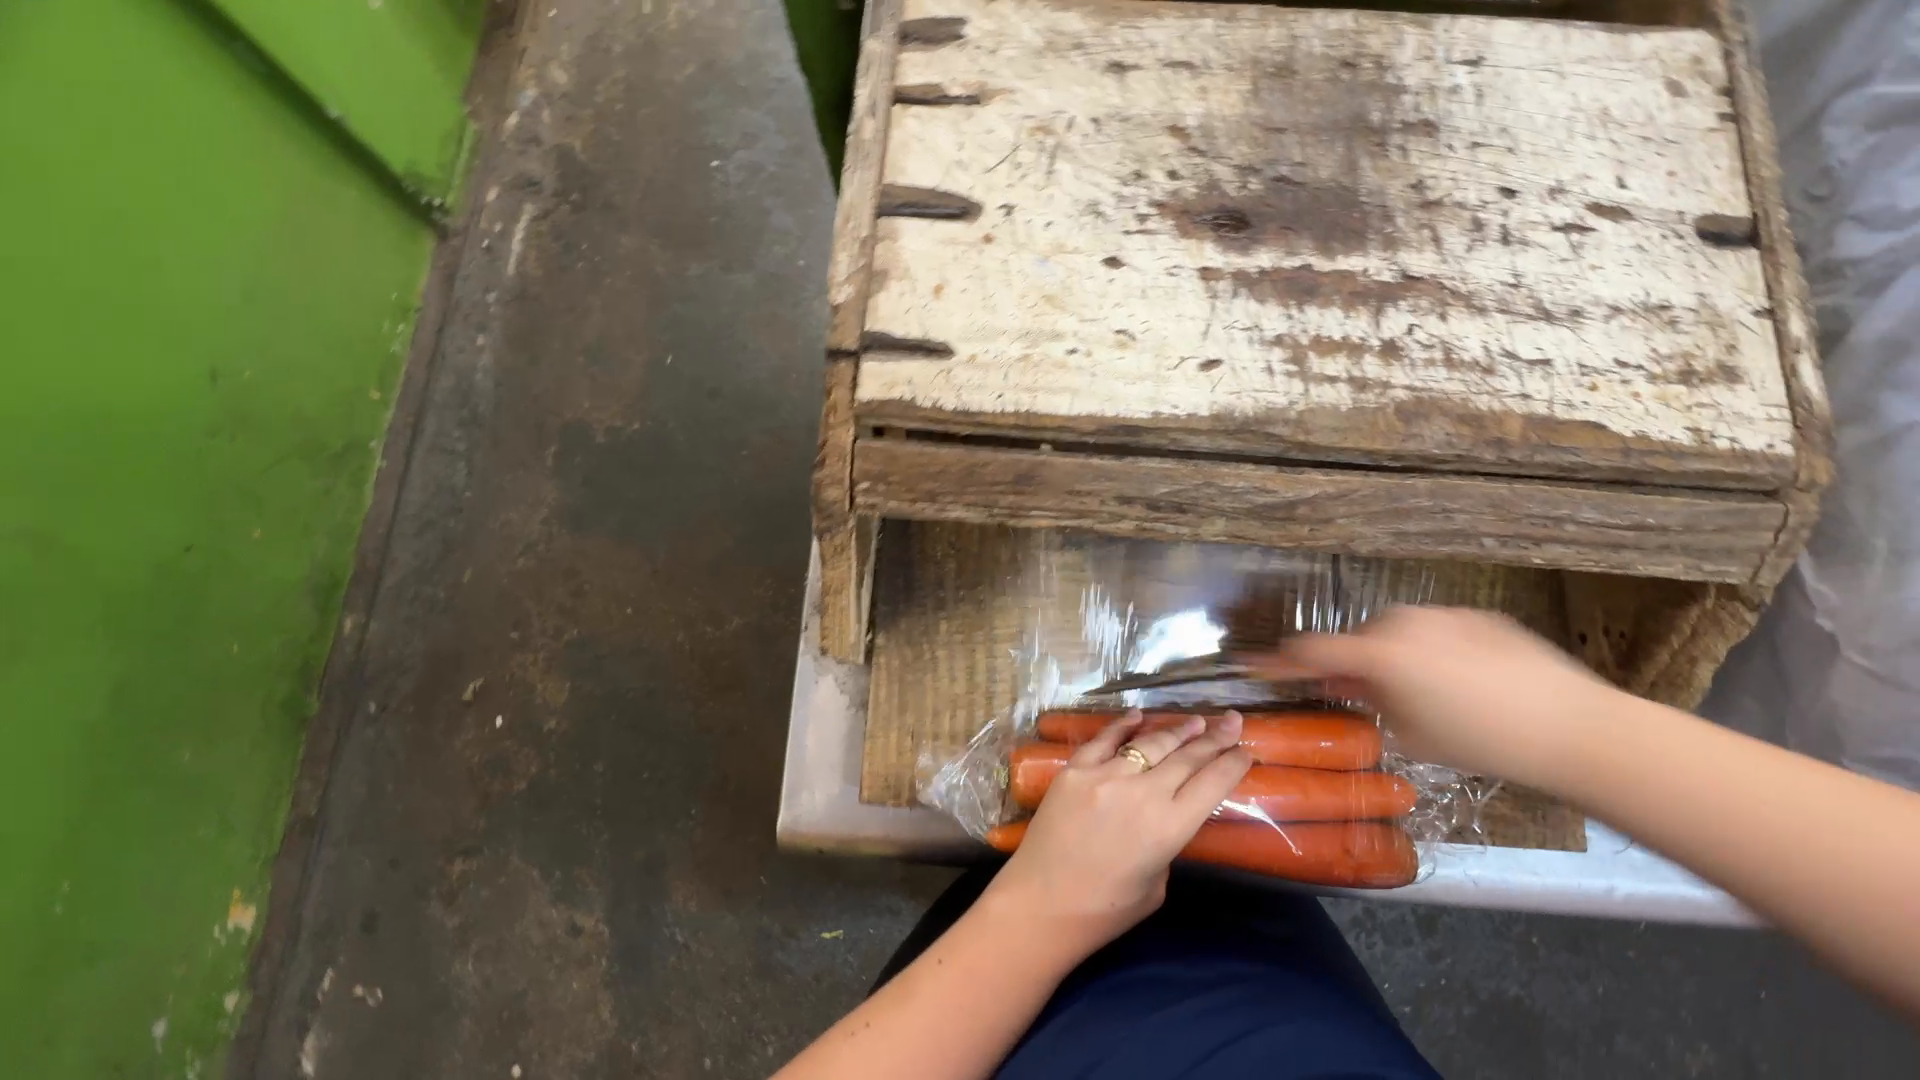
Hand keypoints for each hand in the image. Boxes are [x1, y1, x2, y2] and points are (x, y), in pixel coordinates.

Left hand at [978, 709, 1251, 960]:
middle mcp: (1143, 793)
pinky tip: (1139, 716)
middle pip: (1187, 757)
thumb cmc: (1105, 910)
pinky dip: (1123, 726)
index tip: (1245, 750)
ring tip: (1196, 721)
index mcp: (1170, 827)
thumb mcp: (1157, 883)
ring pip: (1150, 743)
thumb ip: (1166, 843)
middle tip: (1232, 720)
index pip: (1213, 783)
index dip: (1232, 763)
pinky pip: (1104, 740)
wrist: (1041, 904)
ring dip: (1177, 730)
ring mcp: (1105, 776)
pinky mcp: (1074, 770)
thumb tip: (1162, 815)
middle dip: (1215, 738)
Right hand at [1244, 607, 1619, 787]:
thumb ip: (1367, 701)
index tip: (1253, 665)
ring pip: (1396, 633)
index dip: (1277, 663)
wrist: (1573, 728)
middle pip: (1356, 640)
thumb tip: (1347, 686)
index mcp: (1379, 652)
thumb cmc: (1480, 740)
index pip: (1309, 653)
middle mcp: (1404, 623)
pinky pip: (1434, 632)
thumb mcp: (1410, 732)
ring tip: (1414, 692)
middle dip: (1349, 664)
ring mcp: (1444, 616)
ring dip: (1390, 656)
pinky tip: (1459, 683)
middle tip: (1356, 695)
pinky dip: (1429, 651)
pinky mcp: (1479, 618)